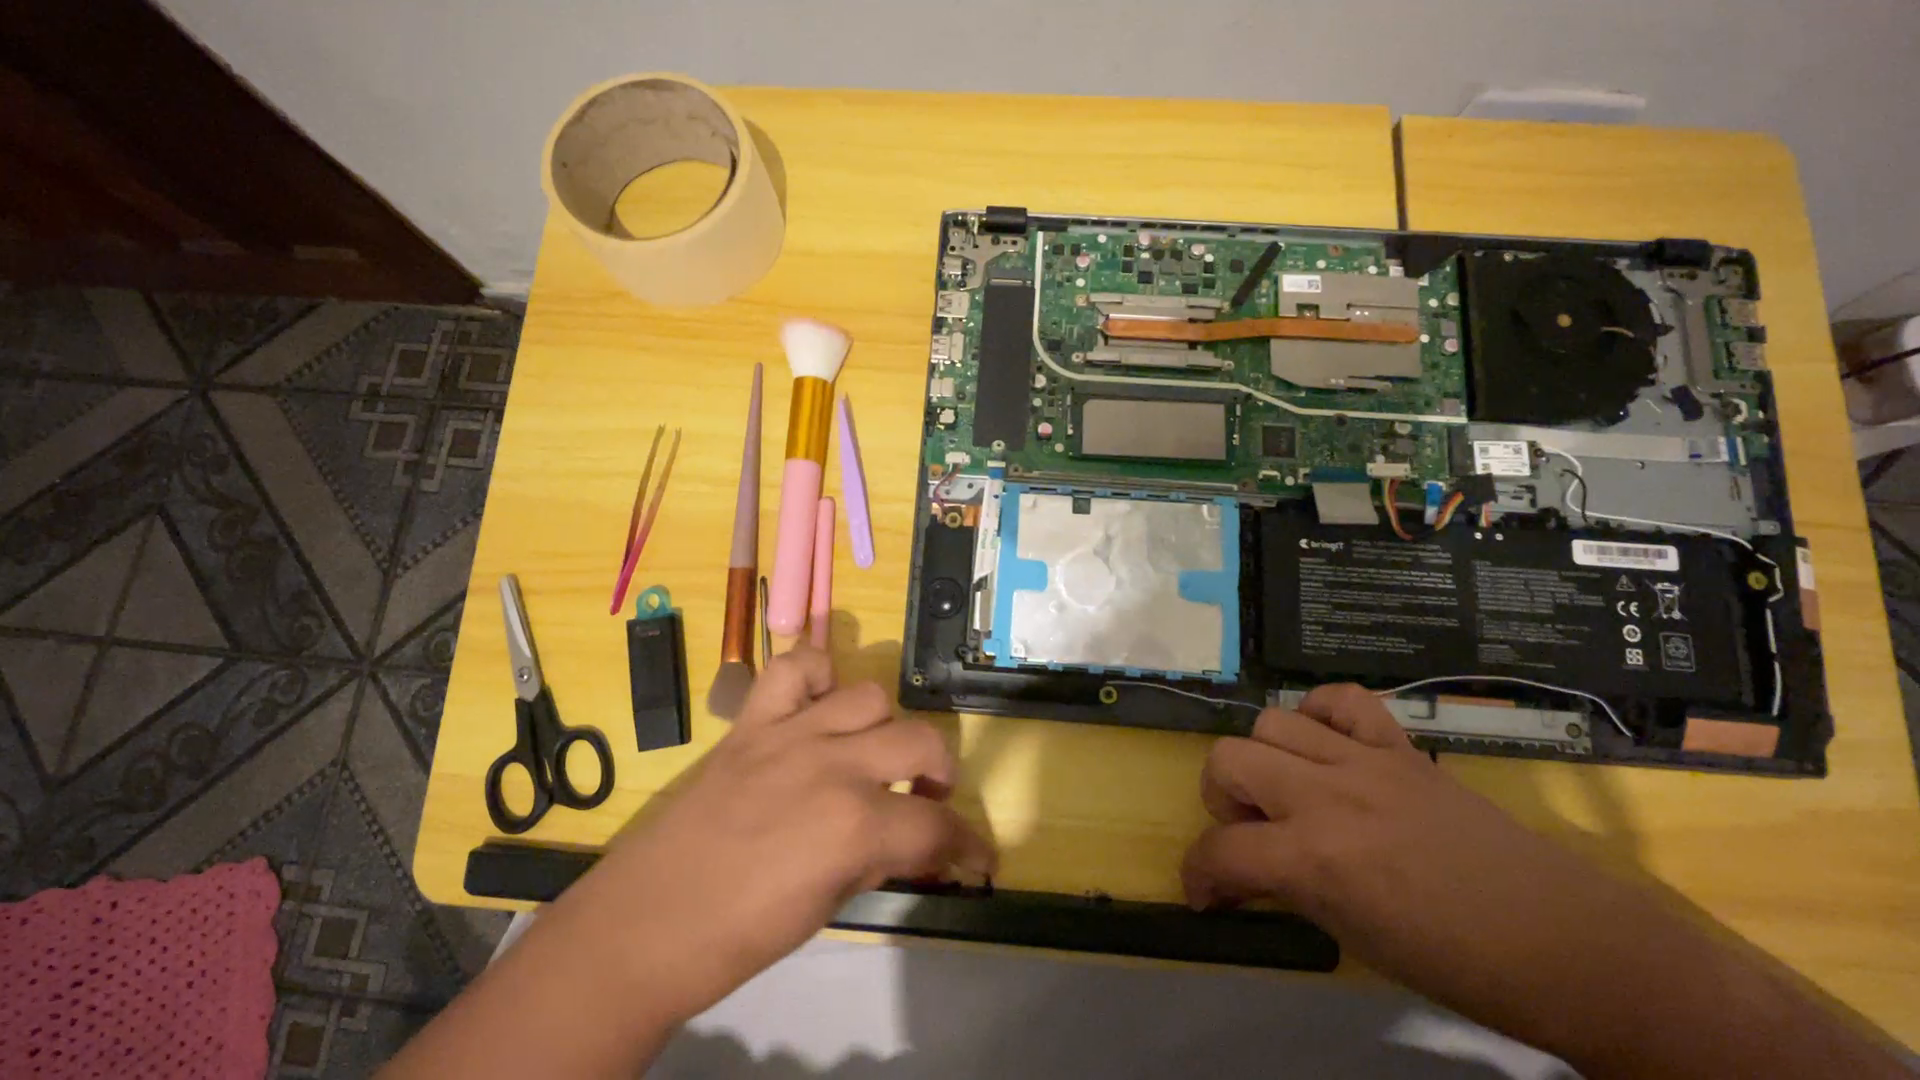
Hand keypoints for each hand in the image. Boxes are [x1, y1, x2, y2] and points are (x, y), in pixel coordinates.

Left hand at [564, 646, 994, 1023]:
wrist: (647, 923)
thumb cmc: (741, 935)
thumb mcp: (828, 905)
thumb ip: (877, 859)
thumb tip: (914, 843)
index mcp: (855, 826)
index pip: (937, 826)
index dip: (967, 846)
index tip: (975, 858)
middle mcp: (833, 766)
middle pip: (920, 742)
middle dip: (939, 775)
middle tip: (923, 801)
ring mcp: (789, 735)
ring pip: (869, 697)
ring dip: (885, 728)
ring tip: (872, 755)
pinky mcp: (751, 724)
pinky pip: (793, 668)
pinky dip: (817, 677)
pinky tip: (820, 708)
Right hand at [1182, 682, 1581, 973]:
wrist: (1559, 941)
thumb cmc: (1452, 962)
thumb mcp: (1350, 936)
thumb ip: (1288, 888)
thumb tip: (1243, 874)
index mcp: (1314, 858)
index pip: (1220, 851)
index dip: (1199, 875)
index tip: (1207, 894)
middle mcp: (1328, 796)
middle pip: (1228, 760)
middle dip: (1220, 800)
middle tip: (1251, 835)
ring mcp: (1367, 763)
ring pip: (1272, 721)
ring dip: (1262, 758)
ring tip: (1287, 791)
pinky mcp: (1402, 748)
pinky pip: (1343, 699)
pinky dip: (1320, 715)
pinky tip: (1326, 749)